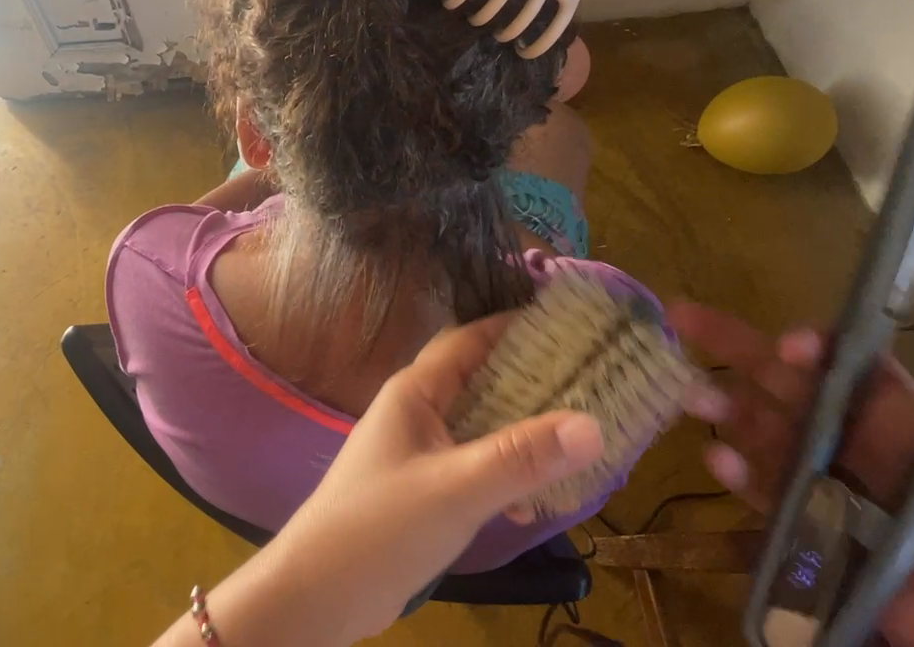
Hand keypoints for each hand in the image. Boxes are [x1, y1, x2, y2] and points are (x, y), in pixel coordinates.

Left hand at [155, 314, 604, 646]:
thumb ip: (521, 457)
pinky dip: (506, 475)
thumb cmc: (381, 525)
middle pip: (479, 381)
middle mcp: (417, 412)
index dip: (511, 327)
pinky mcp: (424, 489)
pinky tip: (539, 501)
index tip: (566, 324)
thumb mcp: (458, 489)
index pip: (467, 341)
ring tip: (581, 439)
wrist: (321, 589)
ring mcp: (418, 451)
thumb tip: (592, 424)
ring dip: (523, 433)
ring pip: (480, 427)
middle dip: (530, 381)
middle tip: (592, 382)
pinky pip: (474, 467)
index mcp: (415, 392)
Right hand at [673, 303, 913, 646]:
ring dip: (724, 406)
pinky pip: (767, 494)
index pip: (855, 369)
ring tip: (688, 396)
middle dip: (736, 349)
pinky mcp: (816, 531)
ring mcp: (835, 487)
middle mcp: (863, 445)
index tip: (788, 345)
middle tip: (683, 319)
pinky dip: (737, 473)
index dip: (817, 347)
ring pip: (766, 430)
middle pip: (790, 384)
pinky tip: (718, 461)